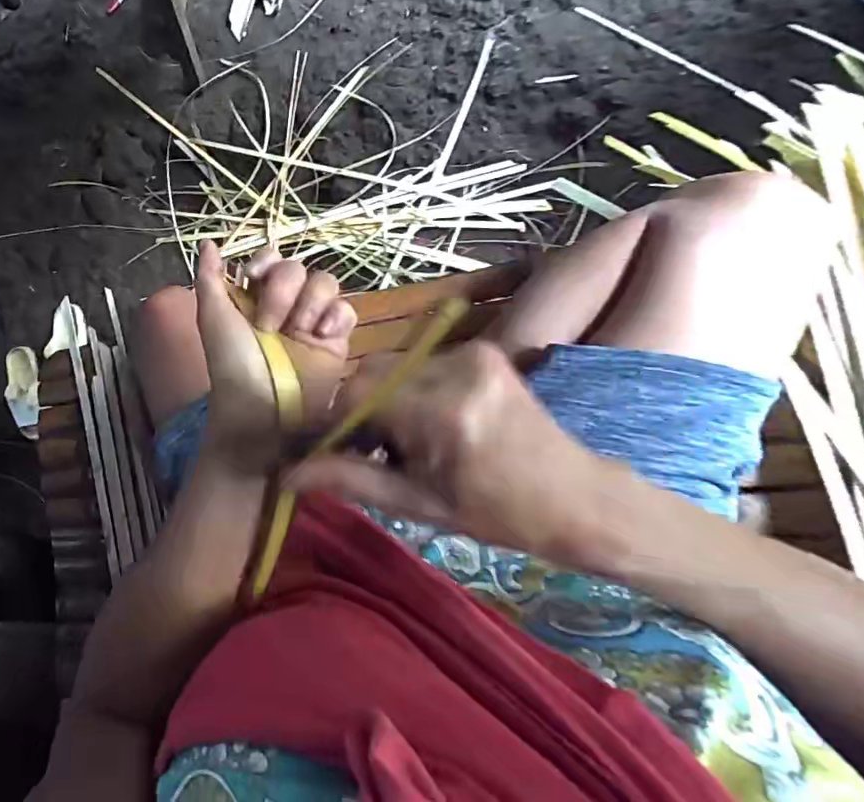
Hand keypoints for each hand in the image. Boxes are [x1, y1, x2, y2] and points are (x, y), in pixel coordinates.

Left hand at [193, 242, 355, 475]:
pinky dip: (336, 317)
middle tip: (269, 326)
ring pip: (326, 283)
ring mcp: (313, 321)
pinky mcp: (337, 340)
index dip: (267, 261)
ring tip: (298, 332)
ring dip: (309, 302)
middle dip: (282, 291)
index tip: (254, 276)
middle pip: (298, 268)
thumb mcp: (213, 319)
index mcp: (256, 297)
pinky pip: (347, 310)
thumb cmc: (232, 366)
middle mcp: (286, 305)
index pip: (272, 259)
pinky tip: (321, 336)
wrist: (261, 412)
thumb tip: (208, 241)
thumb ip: (210, 279)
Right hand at [285, 340, 630, 569]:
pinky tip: (434, 424)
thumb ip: (351, 480)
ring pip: (397, 366)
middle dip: (362, 409)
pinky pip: (424, 362)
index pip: (357, 392)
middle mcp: (457, 369)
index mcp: (443, 414)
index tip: (336, 451)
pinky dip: (414, 390)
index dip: (336, 420)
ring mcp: (475, 353)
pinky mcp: (485, 349)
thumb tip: (288, 476)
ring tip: (411, 443)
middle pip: (374, 372)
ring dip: (388, 400)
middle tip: (376, 452)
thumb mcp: (420, 505)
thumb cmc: (498, 514)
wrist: (575, 496)